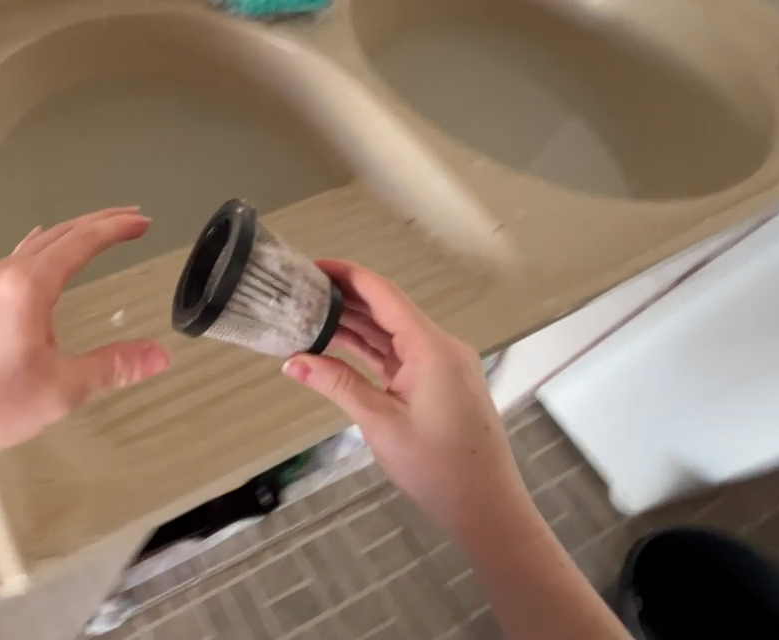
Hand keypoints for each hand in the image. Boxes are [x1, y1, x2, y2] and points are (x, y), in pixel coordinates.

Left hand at [0, 207, 171, 477]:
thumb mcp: (60, 390)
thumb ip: (113, 367)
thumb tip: (163, 355)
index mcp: (27, 286)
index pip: (80, 243)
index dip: (114, 229)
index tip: (144, 221)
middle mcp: (5, 273)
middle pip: (59, 234)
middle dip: (98, 222)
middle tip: (134, 217)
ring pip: (38, 243)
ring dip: (73, 233)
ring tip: (103, 231)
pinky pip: (22, 256)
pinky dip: (49, 246)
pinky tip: (49, 252)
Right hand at [281, 259, 527, 542]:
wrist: (489, 513)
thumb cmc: (438, 467)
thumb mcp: (379, 422)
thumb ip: (335, 383)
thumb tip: (289, 362)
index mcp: (431, 347)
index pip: (383, 294)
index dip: (346, 274)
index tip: (311, 265)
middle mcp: (440, 346)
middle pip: (385, 308)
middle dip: (344, 297)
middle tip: (301, 289)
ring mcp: (441, 364)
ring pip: (390, 331)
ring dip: (352, 323)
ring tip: (309, 313)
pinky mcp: (438, 382)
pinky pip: (397, 352)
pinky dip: (367, 347)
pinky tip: (335, 345)